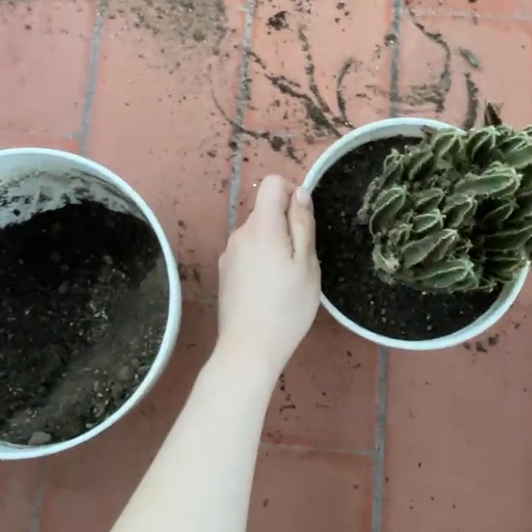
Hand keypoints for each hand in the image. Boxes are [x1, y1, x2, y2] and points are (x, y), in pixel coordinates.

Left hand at [217, 175, 319, 371]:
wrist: (249, 348)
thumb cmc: (287, 307)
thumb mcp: (306, 264)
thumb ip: (302, 224)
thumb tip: (299, 192)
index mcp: (261, 226)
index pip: (272, 184)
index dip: (292, 193)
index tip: (304, 222)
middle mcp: (240, 234)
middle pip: (265, 212)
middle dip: (286, 226)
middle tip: (301, 262)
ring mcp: (229, 254)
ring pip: (258, 234)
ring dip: (274, 246)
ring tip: (286, 281)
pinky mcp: (225, 272)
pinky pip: (248, 253)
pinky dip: (261, 261)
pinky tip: (269, 291)